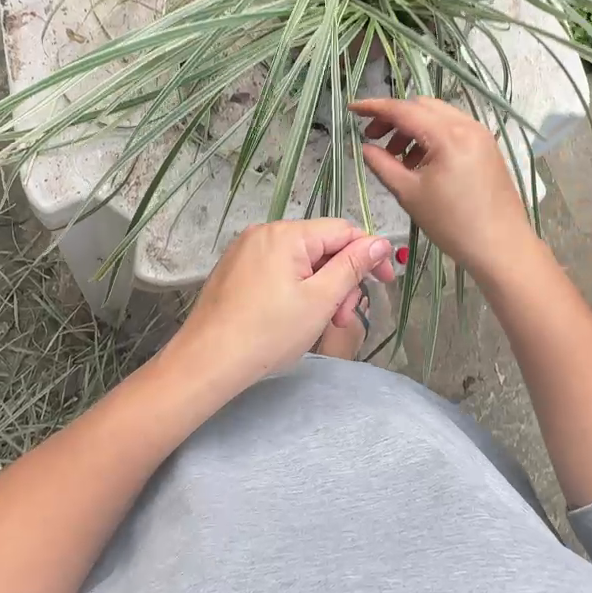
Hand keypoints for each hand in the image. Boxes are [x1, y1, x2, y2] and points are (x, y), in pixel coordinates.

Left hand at [163, 219, 395, 392]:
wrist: (207, 362)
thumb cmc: (267, 334)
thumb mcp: (320, 300)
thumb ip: (352, 267)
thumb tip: (379, 242)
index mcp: (286, 234)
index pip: (342, 230)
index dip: (368, 255)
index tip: (384, 283)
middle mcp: (264, 233)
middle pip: (321, 247)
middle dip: (341, 280)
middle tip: (344, 318)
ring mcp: (246, 251)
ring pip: (301, 262)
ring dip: (321, 289)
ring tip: (323, 324)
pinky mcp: (236, 271)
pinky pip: (278, 270)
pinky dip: (297, 290)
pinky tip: (296, 318)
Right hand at [350, 97, 538, 283]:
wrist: (501, 246)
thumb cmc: (453, 224)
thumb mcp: (409, 194)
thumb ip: (382, 165)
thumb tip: (365, 148)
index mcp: (447, 135)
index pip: (403, 110)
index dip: (374, 107)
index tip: (352, 109)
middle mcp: (467, 125)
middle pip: (421, 106)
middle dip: (393, 118)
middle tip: (373, 138)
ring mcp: (480, 134)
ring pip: (437, 115)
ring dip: (412, 127)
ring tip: (396, 156)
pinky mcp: (486, 146)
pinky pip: (452, 128)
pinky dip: (431, 136)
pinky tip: (420, 162)